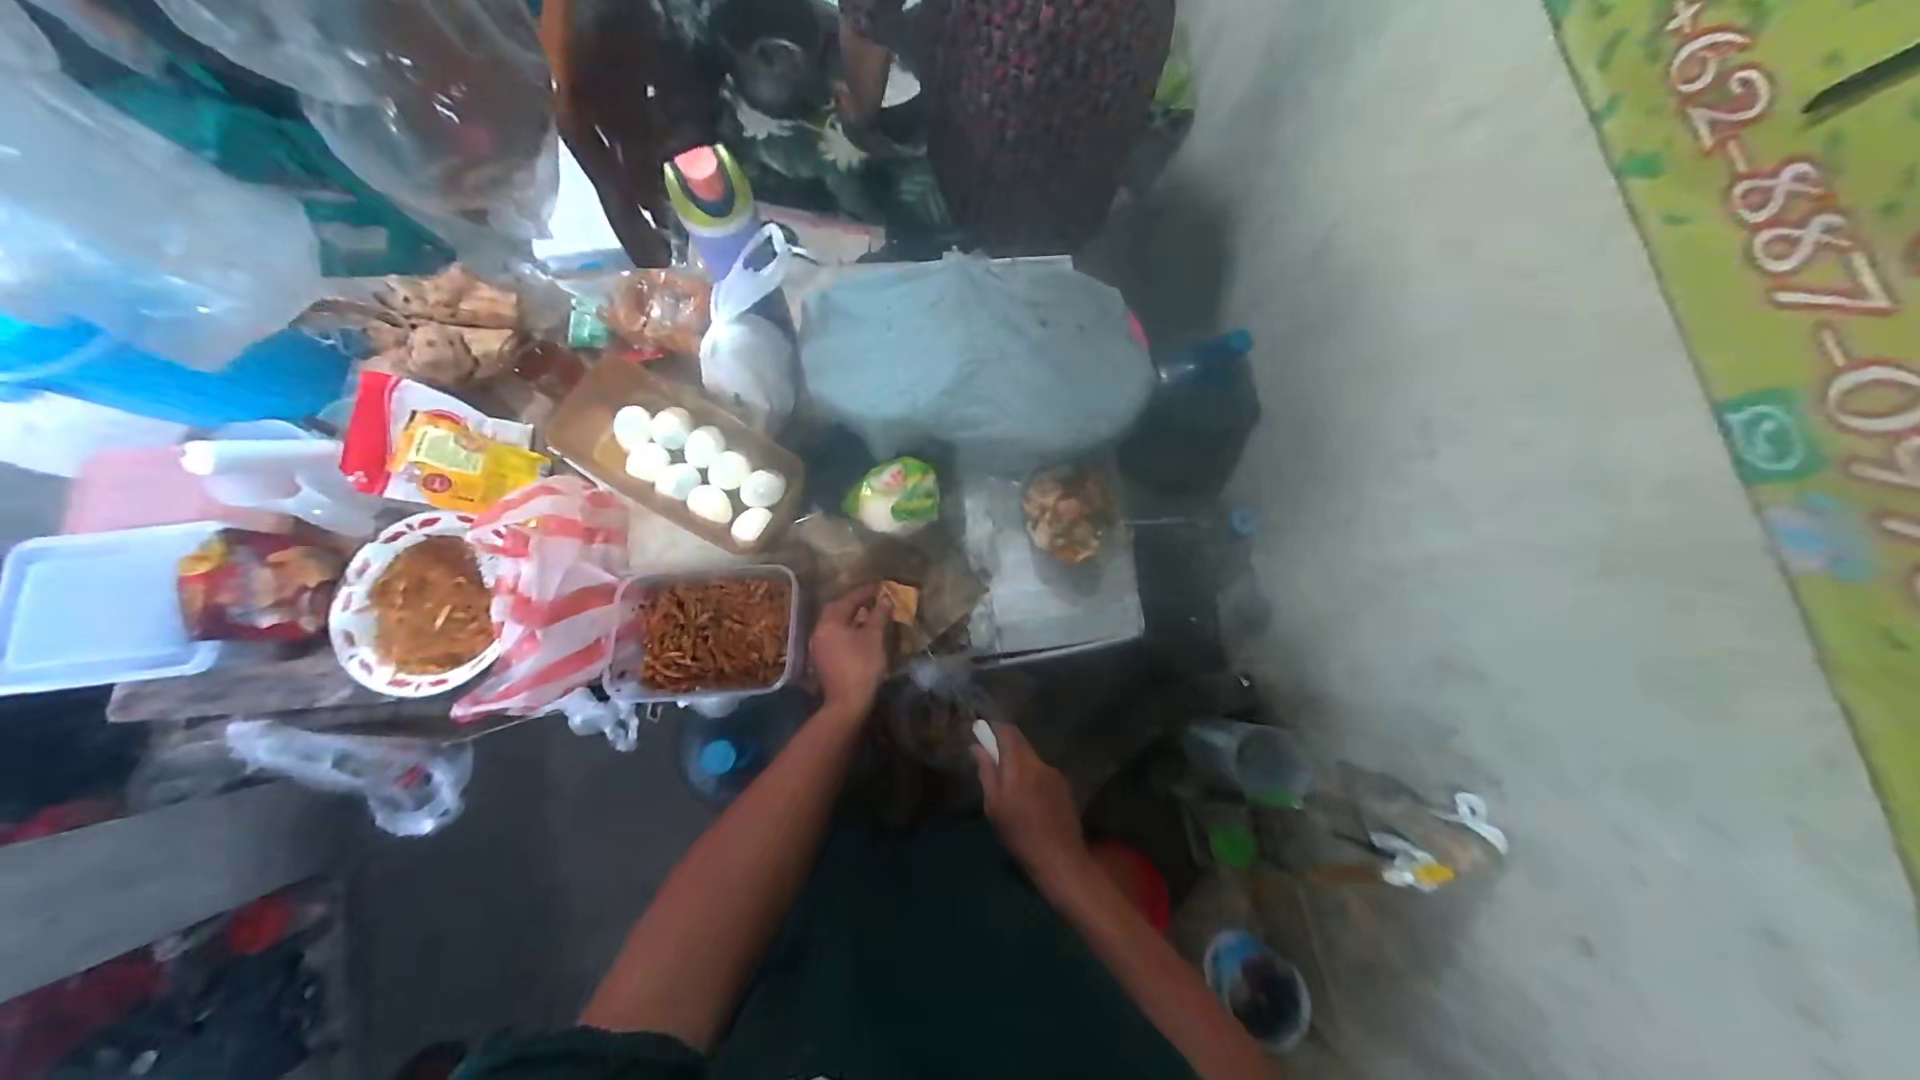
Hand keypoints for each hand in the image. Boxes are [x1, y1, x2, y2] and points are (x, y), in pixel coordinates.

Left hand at [809, 584, 891, 720]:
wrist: (847, 702)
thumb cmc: (862, 665)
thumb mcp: (874, 637)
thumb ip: (878, 615)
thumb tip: (885, 599)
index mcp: (830, 622)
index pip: (848, 600)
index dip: (864, 592)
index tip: (878, 587)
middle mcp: (819, 631)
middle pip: (836, 610)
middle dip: (853, 603)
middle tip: (870, 599)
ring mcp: (818, 647)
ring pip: (833, 624)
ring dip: (849, 617)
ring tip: (867, 615)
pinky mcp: (821, 659)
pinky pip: (833, 636)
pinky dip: (845, 630)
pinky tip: (858, 634)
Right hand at [972, 723, 1089, 879]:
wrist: (1058, 857)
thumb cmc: (1018, 834)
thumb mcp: (994, 806)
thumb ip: (986, 772)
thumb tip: (977, 748)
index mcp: (1018, 766)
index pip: (1008, 732)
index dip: (995, 728)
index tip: (984, 732)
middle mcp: (1038, 763)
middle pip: (1021, 743)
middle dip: (1007, 745)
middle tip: (994, 761)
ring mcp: (1054, 773)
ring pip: (1032, 758)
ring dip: (1020, 763)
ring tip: (1012, 787)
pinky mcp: (1064, 785)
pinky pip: (1043, 772)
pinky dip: (1032, 776)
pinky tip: (1030, 798)